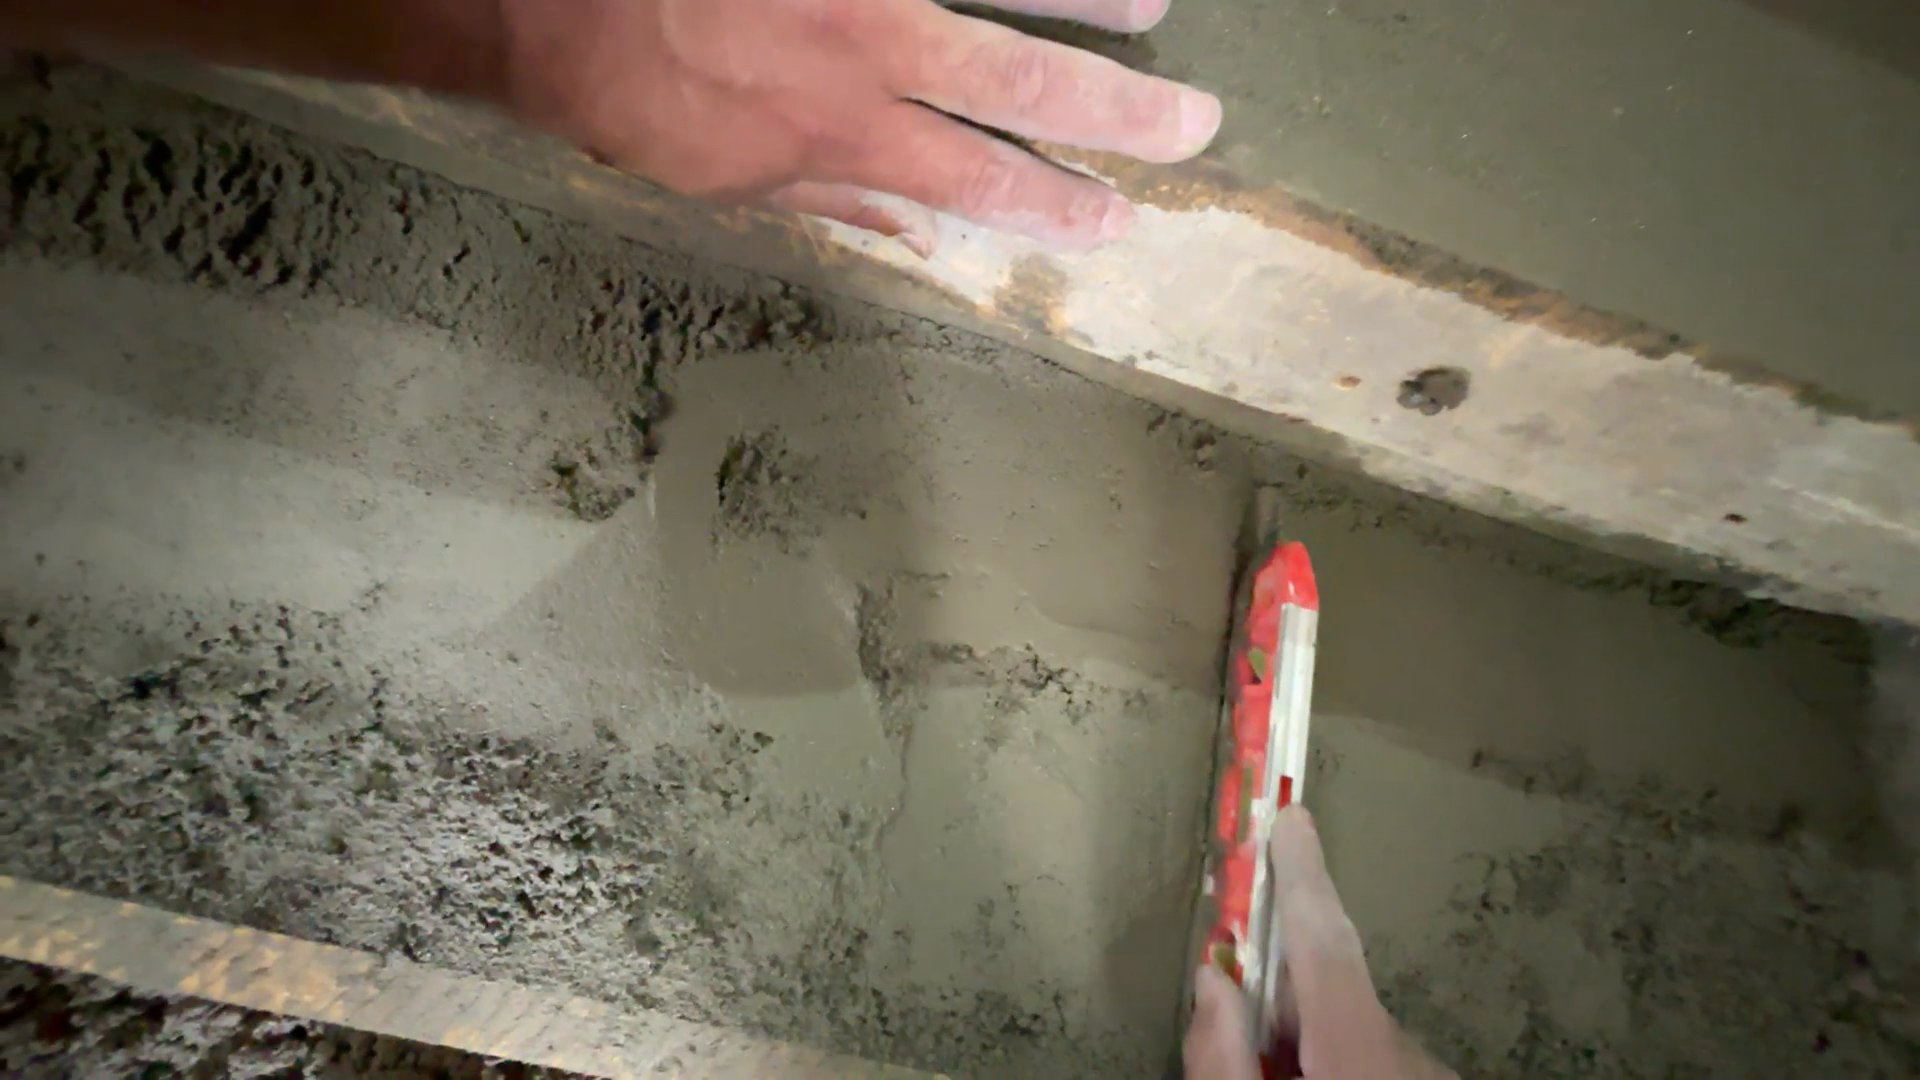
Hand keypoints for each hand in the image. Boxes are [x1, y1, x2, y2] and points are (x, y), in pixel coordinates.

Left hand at [495, 0, 1220, 254]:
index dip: (1053, 206)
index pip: (981, 182)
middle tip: (1193, 126)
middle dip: (1113, 113)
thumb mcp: (723, 180)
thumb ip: (831, 199)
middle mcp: (874, 44)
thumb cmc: (622, 86)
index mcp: (849, 132)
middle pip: (1021, 83)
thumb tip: (914, 235)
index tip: (1112, 222)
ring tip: (1157, 3)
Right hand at [1183, 807, 1455, 1078]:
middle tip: (1231, 998)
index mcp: (1358, 1056)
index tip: (1293, 814)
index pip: (1324, 946)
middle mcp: (1404, 1053)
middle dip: (1279, 972)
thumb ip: (1220, 1055)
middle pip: (1328, 981)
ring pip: (1348, 1015)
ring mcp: (1426, 1069)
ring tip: (1267, 1064)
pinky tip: (1306, 1072)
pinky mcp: (1431, 1078)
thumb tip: (1211, 976)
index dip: (1304, 878)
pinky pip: (1371, 1045)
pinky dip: (1331, 1047)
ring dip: (1303, 1024)